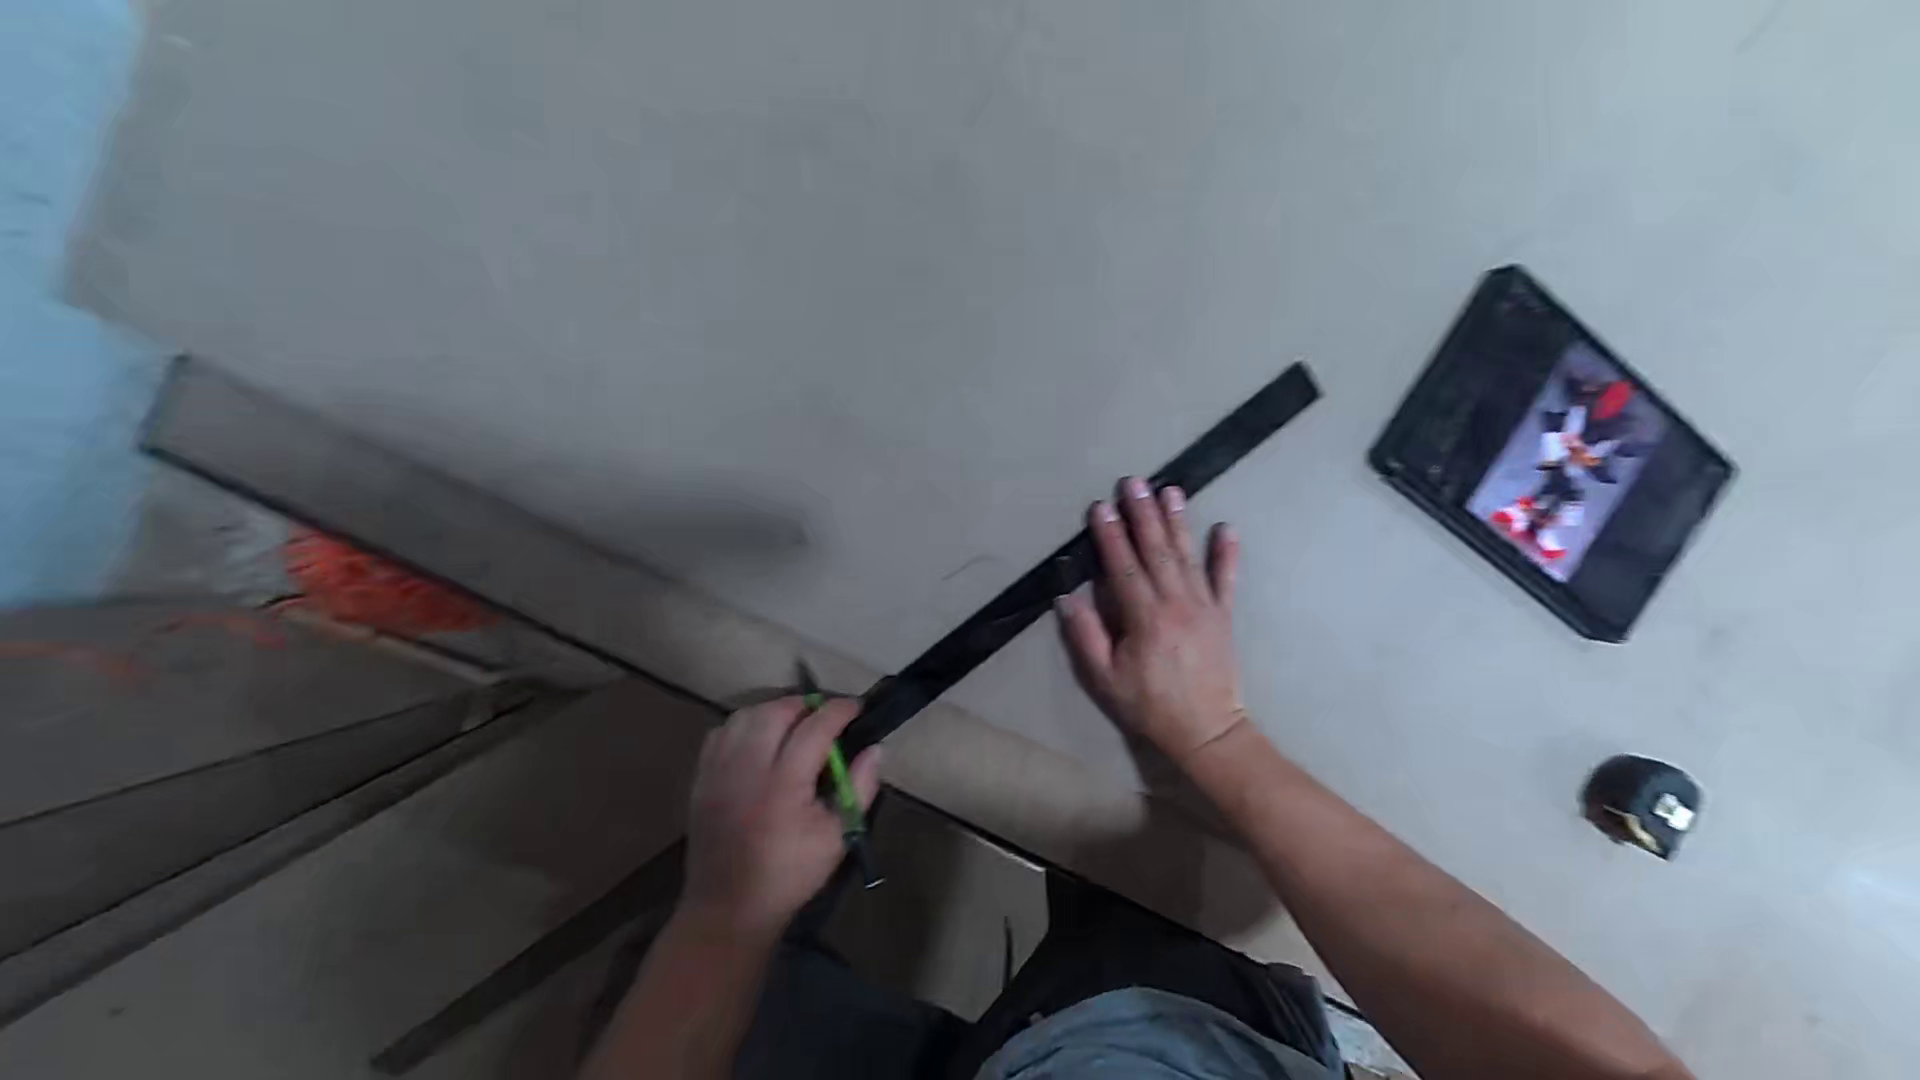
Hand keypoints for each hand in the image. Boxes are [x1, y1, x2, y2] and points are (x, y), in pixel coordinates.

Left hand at [680, 697, 880, 938]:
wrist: (728, 909)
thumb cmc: (790, 875)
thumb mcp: (838, 836)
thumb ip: (860, 788)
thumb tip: (875, 748)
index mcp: (784, 784)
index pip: (815, 727)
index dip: (839, 710)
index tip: (857, 707)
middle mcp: (747, 768)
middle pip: (776, 711)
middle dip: (806, 704)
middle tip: (826, 715)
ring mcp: (719, 771)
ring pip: (745, 715)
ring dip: (774, 710)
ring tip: (794, 723)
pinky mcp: (701, 779)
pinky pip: (721, 732)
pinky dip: (744, 725)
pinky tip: (760, 740)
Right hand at [1056, 476, 1247, 764]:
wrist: (1208, 730)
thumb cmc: (1150, 705)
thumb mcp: (1105, 679)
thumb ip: (1086, 637)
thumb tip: (1068, 598)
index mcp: (1145, 618)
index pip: (1123, 567)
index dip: (1110, 536)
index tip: (1100, 507)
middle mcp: (1176, 603)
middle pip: (1156, 551)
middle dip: (1143, 515)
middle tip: (1133, 483)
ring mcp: (1205, 606)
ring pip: (1187, 556)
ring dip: (1177, 521)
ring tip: (1170, 490)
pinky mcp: (1224, 614)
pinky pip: (1226, 579)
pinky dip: (1227, 553)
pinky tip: (1226, 527)